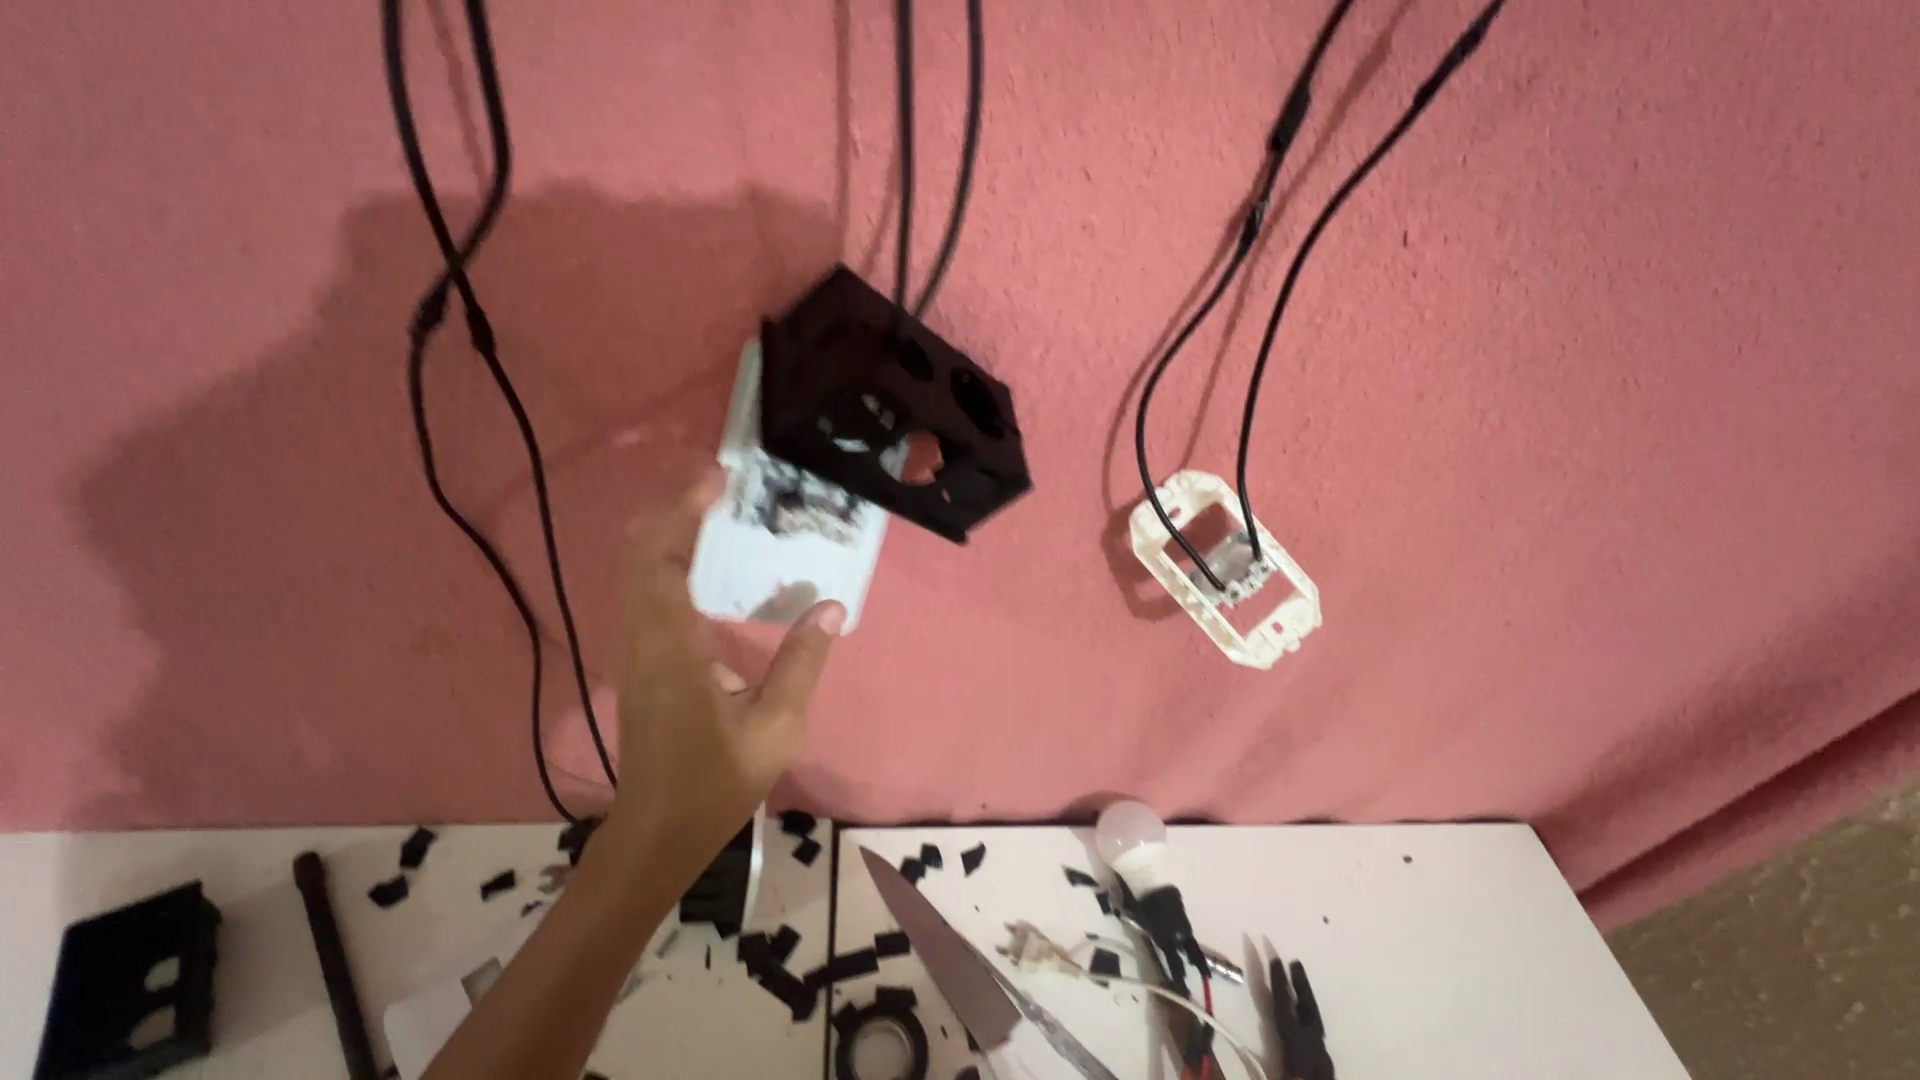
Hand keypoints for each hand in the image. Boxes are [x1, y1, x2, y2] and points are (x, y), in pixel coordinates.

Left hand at [609, 468, 844, 858]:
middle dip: (673, 508)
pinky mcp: (639, 659)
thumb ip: (802, 663)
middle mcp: (641, 638)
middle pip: (639, 551)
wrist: (658, 830)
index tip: (718, 478)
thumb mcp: (775, 727)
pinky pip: (645, 591)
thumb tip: (830, 607)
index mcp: (670, 648)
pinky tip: (706, 562)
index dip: (682, 510)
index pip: (660, 558)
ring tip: (717, 510)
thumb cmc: (716, 780)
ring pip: (637, 569)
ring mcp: (635, 648)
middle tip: (721, 485)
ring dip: (669, 530)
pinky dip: (668, 559)